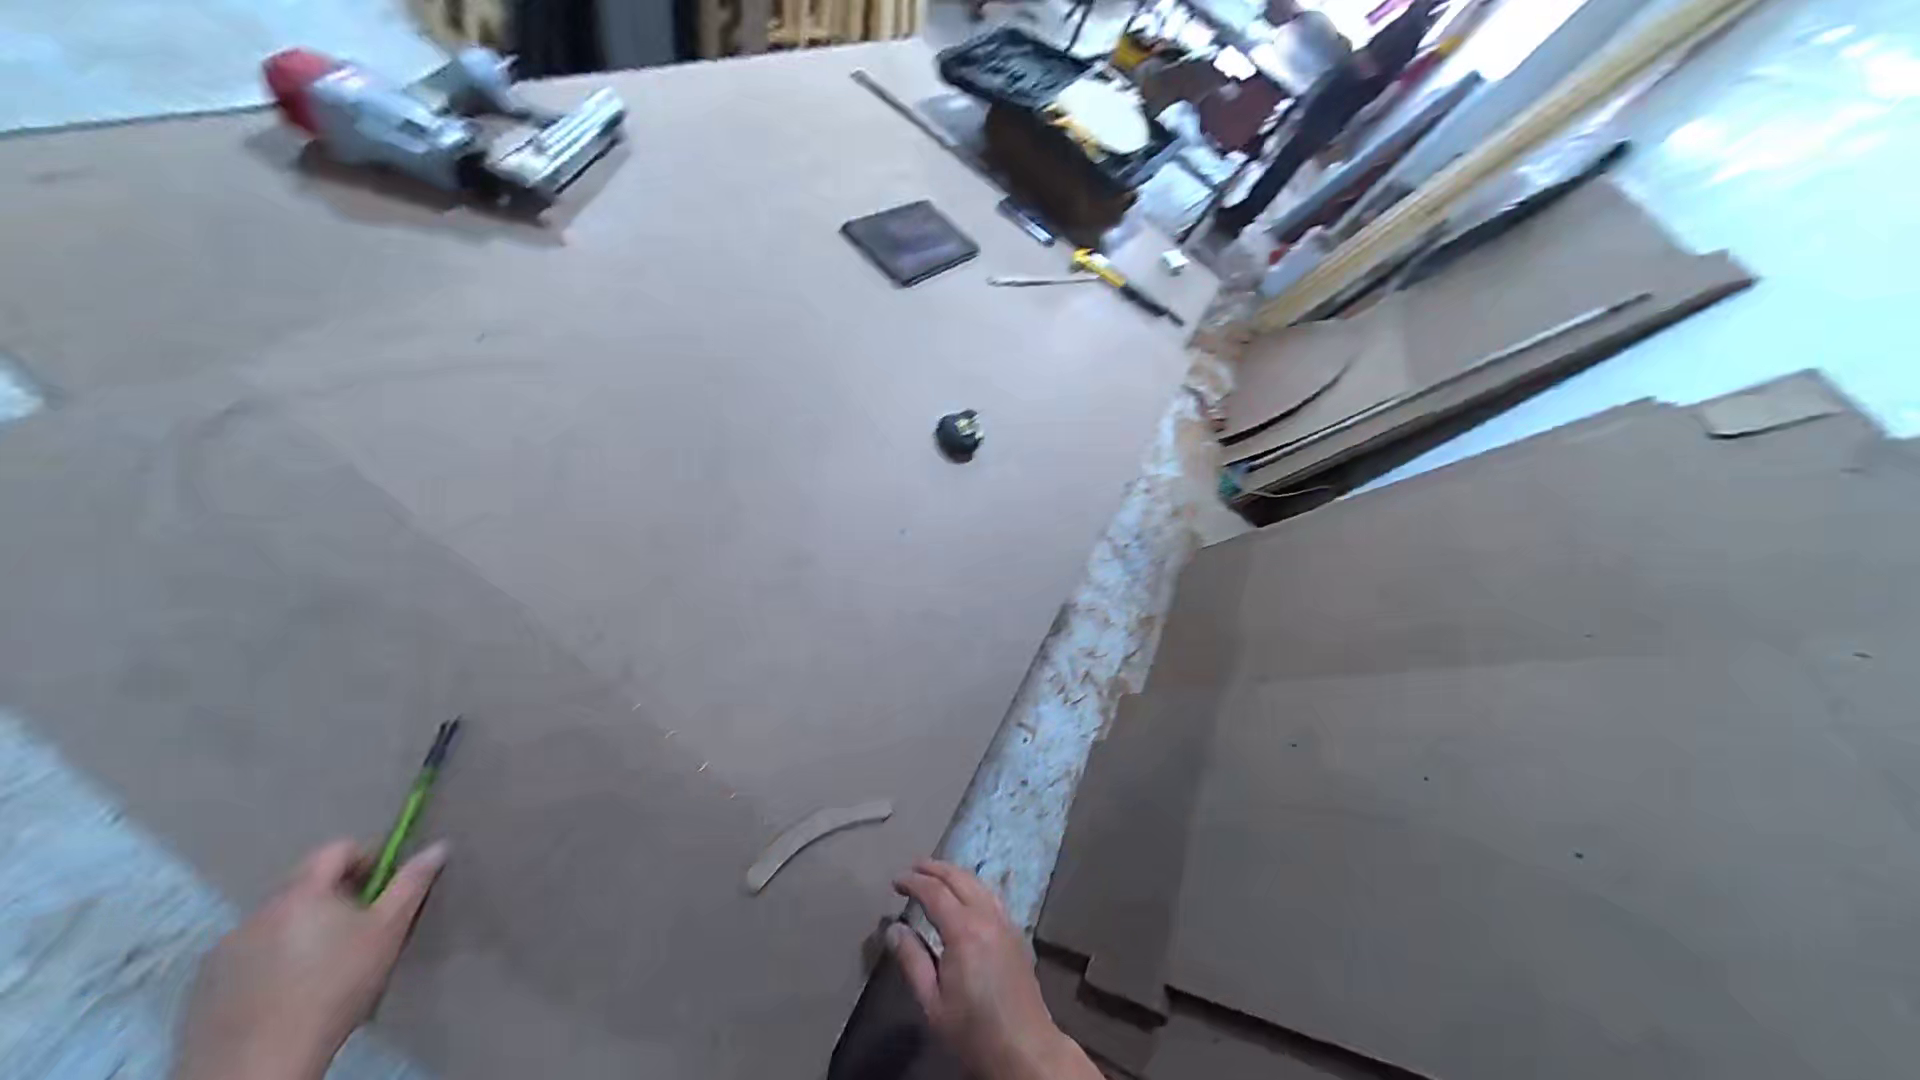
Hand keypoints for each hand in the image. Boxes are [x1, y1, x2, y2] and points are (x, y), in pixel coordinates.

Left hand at [174, 839, 448, 1079]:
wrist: (258, 1065)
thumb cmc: (335, 986)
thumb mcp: (389, 930)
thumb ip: (412, 883)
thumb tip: (438, 846)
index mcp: (301, 893)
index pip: (336, 850)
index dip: (366, 859)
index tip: (381, 889)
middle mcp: (257, 912)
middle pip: (305, 886)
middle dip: (335, 899)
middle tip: (359, 930)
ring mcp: (223, 951)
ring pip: (275, 922)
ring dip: (301, 930)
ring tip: (322, 966)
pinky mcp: (203, 987)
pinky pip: (247, 956)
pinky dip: (270, 962)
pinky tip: (286, 993)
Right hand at [888, 860, 1100, 1079]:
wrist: (1025, 1048)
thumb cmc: (973, 1030)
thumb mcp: (932, 1002)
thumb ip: (912, 960)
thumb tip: (893, 928)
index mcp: (964, 930)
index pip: (935, 892)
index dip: (913, 882)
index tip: (895, 881)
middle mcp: (986, 916)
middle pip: (958, 877)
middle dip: (934, 868)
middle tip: (912, 867)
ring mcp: (1005, 921)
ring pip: (978, 882)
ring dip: (954, 873)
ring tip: (934, 874)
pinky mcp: (1016, 932)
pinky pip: (990, 895)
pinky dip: (972, 884)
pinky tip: (965, 892)